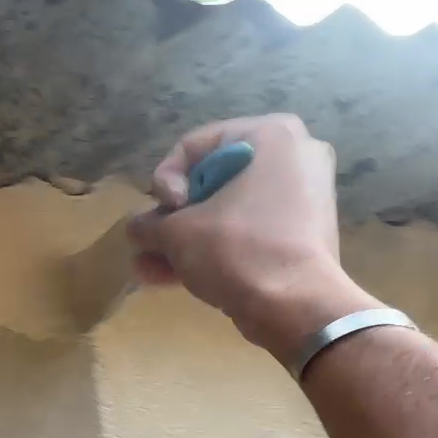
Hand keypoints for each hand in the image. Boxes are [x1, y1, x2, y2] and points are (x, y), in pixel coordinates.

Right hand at [127, 114, 374, 358]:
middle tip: (149, 248)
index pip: (192, 147)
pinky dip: (211, 248)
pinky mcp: (298, 230)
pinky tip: (173, 277)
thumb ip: (146, 224)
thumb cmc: (237, 250)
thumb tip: (137, 228)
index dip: (164, 182)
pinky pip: (243, 230)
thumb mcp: (174, 233)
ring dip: (182, 240)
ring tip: (148, 270)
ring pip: (222, 211)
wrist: (294, 303)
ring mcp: (299, 194)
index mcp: (269, 135)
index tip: (166, 214)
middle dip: (170, 220)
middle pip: (207, 182)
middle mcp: (292, 154)